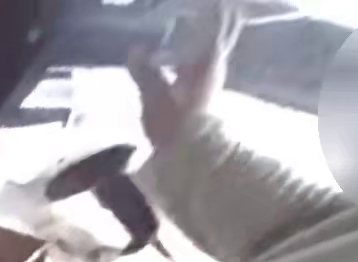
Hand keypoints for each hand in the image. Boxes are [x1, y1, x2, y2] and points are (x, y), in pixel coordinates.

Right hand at [129, 0, 240, 147]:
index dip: (209, 8)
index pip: (217, 20)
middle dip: (212, 16)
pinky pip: (203, 60)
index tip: (195, 3)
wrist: (188, 150)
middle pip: (222, 28)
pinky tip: (179, 56)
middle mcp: (215, 62)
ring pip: (213, 43)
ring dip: (203, 33)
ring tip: (184, 29)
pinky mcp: (203, 88)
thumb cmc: (172, 123)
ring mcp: (211, 75)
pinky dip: (194, 51)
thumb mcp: (154, 97)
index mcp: (207, 59)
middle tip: (195, 11)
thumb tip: (135, 48)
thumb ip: (145, 72)